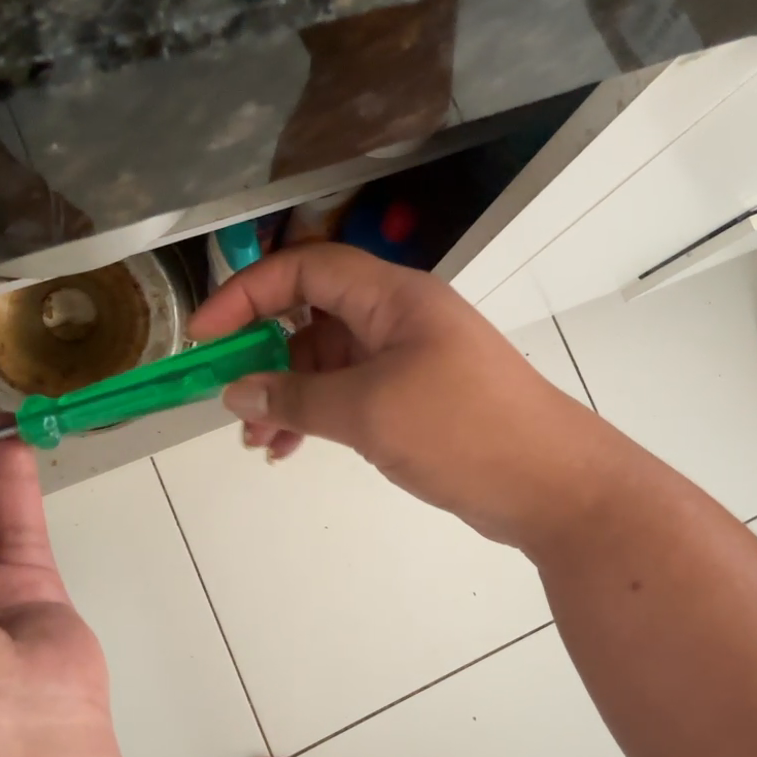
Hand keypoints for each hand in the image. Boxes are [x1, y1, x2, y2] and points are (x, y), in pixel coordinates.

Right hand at [190, 243, 615, 549]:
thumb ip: (297, 399)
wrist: (553, 486)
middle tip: (229, 400)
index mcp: (392, 297)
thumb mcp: (369, 412)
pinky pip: (352, 396)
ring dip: (288, 396)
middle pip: (312, 317)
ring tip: (258, 442)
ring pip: (329, 364)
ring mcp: (409, 361)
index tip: (203, 335)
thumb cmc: (463, 431)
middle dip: (264, 356)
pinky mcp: (417, 400)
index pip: (304, 270)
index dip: (246, 294)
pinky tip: (290, 449)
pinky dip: (319, 417)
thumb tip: (237, 391)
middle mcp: (398, 319)